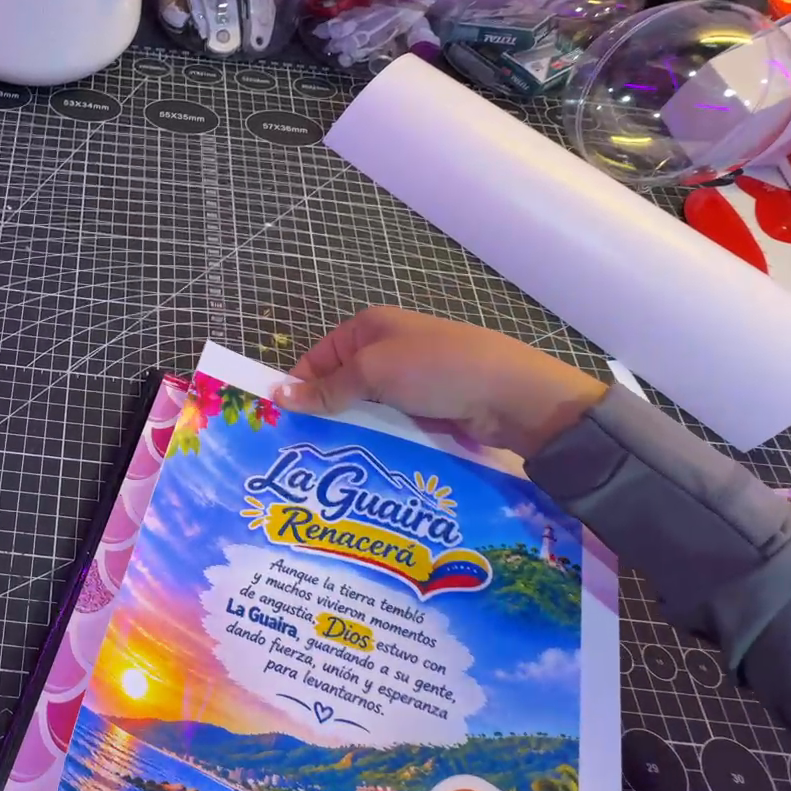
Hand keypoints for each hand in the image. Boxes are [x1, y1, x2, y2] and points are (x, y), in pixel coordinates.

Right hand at [275, 307, 606, 456]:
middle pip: (340, 384)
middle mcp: (386, 351)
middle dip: (322, 412)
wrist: (513, 396)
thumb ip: (325, 388)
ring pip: (365, 408)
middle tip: (300, 448)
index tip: (281, 421)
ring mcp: (409, 382)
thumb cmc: (435, 368)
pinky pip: (391, 424)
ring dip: (351, 430)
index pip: (318, 357)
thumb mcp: (372, 372)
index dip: (299, 386)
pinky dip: (379, 439)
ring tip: (328, 461)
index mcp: (368, 328)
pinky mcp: (428, 409)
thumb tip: (277, 395)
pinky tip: (364, 461)